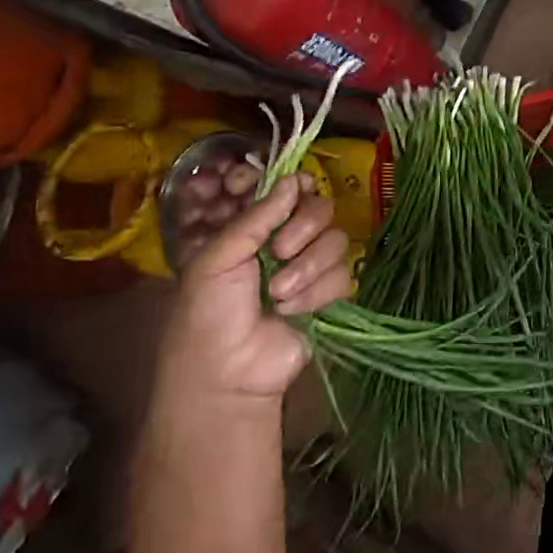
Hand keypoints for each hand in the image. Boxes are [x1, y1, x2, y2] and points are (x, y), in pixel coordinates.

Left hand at [156, 166, 352, 404]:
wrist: (227, 373)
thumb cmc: (209, 314)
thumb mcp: (217, 259)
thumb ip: (257, 217)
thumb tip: (294, 180)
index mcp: (258, 228)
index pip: (292, 191)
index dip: (300, 187)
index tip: (300, 190)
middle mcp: (288, 241)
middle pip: (322, 209)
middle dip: (304, 229)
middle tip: (279, 252)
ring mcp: (312, 267)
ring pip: (336, 241)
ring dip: (307, 268)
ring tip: (279, 295)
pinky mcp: (330, 294)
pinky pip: (343, 275)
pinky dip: (318, 293)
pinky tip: (294, 311)